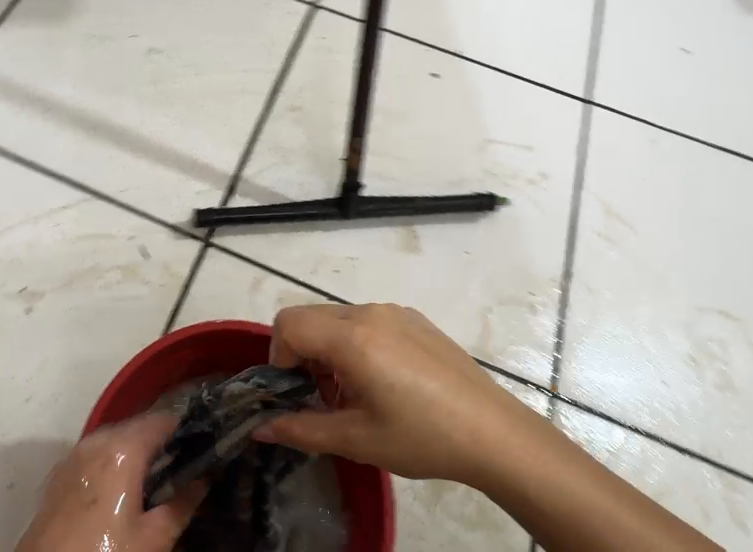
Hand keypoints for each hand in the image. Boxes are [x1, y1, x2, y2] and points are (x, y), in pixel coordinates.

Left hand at [14, 412, 205, 551]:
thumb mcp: (154, 538)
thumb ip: (183, 504)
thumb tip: (205, 480)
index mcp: (123, 449)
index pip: (162, 421)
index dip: (183, 429)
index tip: (200, 442)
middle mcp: (96, 440)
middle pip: (136, 427)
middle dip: (158, 440)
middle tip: (180, 463)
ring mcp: (74, 455)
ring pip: (113, 439)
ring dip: (134, 450)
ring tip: (153, 477)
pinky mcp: (60, 473)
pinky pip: (94, 455)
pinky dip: (110, 461)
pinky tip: (120, 488)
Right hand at [255, 303, 543, 485]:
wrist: (493, 432)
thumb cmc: (422, 437)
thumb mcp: (356, 440)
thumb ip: (301, 429)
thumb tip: (259, 428)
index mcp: (352, 337)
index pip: (288, 324)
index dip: (279, 358)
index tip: (295, 394)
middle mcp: (369, 312)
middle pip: (310, 316)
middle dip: (301, 354)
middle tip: (319, 398)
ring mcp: (395, 311)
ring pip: (338, 318)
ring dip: (328, 349)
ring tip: (352, 394)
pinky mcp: (415, 318)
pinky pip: (367, 320)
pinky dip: (355, 343)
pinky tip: (382, 383)